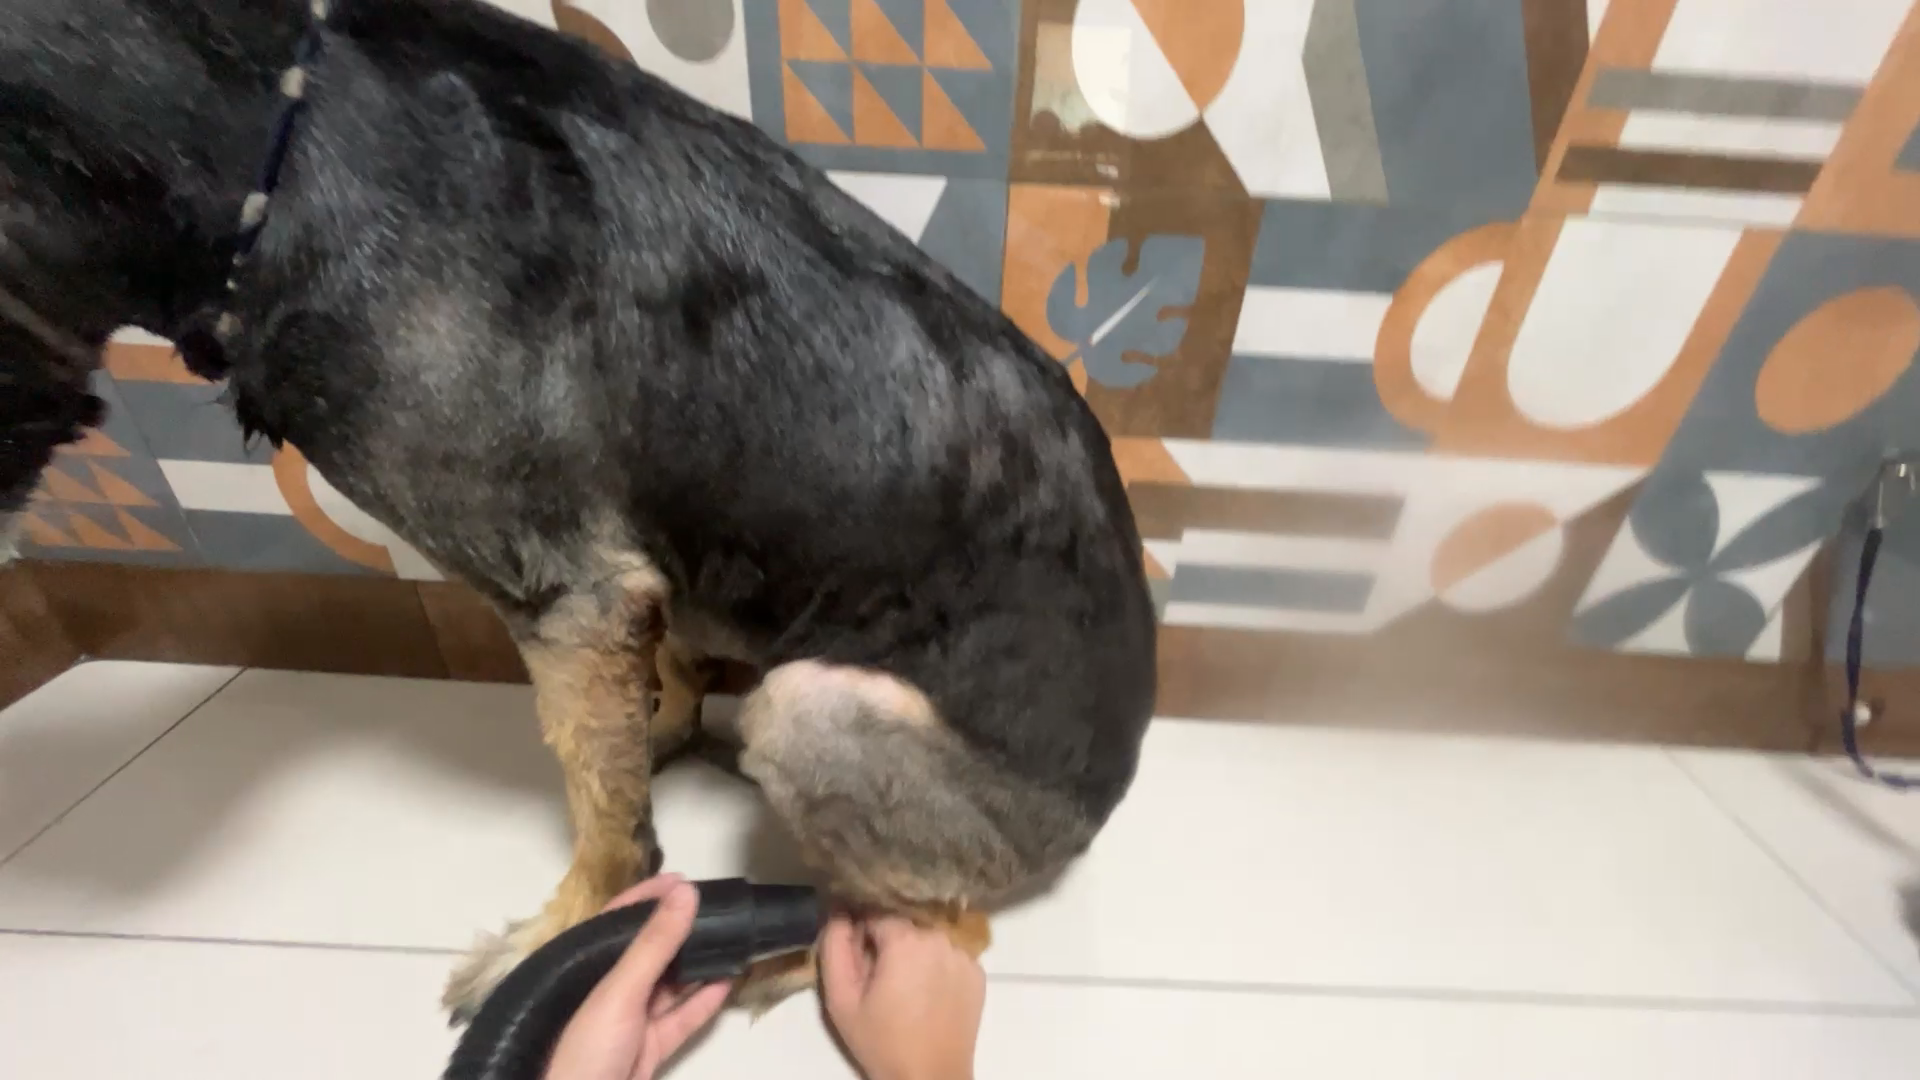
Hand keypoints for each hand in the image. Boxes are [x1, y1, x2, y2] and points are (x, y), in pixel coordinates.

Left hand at [543, 874, 733, 1079]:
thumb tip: (686, 891)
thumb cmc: (586, 1053)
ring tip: (732, 938)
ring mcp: (631, 1022)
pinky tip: (729, 980)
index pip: (619, 921)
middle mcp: (611, 991)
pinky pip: (682, 1018)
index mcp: (590, 972)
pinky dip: (705, 1000)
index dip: (649, 897)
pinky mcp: (650, 1049)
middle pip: (650, 951)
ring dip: (700, 964)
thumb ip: (655, 943)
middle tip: (717, 908)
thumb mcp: (620, 992)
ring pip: (672, 983)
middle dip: (682, 928)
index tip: (684, 880)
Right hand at [819, 914, 984, 1079]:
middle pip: (905, 927)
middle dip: (890, 946)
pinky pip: (951, 957)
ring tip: (909, 990)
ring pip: (929, 940)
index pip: (877, 917)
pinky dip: (940, 968)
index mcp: (905, 939)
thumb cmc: (883, 1042)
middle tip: (883, 981)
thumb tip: (839, 913)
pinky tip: (931, 995)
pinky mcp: (978, 972)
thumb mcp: (842, 1001)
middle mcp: (938, 936)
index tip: (860, 962)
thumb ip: (835, 949)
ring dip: (916, 955)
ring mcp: (962, 954)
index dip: (863, 937)